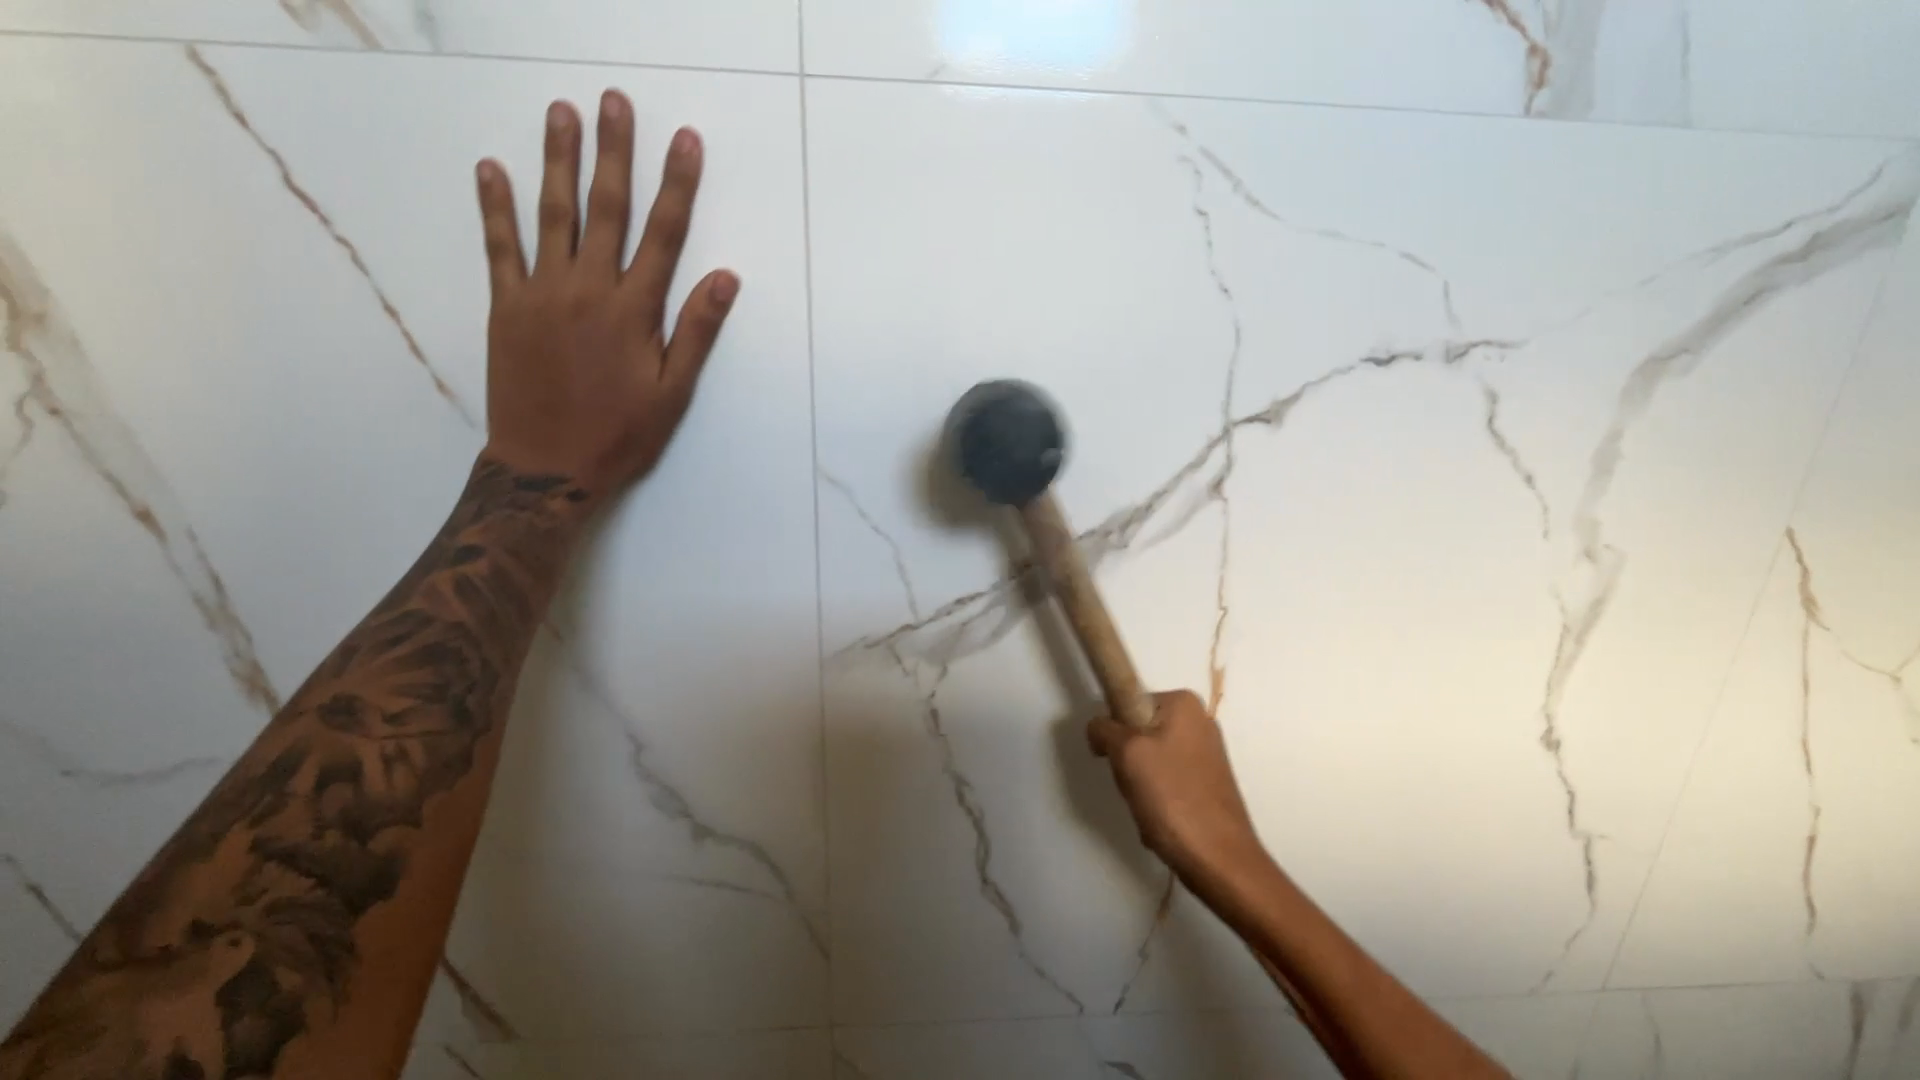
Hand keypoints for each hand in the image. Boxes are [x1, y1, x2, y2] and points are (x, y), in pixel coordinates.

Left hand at [474, 90, 738, 497]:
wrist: (546, 468)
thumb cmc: (619, 436)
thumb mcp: (673, 394)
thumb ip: (696, 332)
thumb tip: (725, 278)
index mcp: (634, 312)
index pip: (663, 235)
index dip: (676, 185)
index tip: (684, 140)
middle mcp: (588, 290)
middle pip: (606, 209)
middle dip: (614, 152)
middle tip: (615, 101)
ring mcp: (542, 293)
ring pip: (552, 215)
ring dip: (558, 160)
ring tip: (562, 112)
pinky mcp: (506, 306)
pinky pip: (499, 247)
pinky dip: (495, 207)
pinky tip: (492, 169)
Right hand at [1089, 690, 1267, 881]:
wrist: (1218, 859)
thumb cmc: (1172, 798)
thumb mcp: (1127, 752)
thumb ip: (1104, 729)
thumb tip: (1098, 728)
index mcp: (1183, 703)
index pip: (1126, 701)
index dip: (1113, 730)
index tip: (1116, 757)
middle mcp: (1198, 721)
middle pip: (1136, 732)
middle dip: (1126, 762)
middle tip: (1133, 785)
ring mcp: (1204, 753)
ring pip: (1147, 760)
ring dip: (1137, 785)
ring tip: (1147, 807)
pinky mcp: (1205, 783)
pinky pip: (1163, 782)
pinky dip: (1154, 800)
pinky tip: (1159, 820)